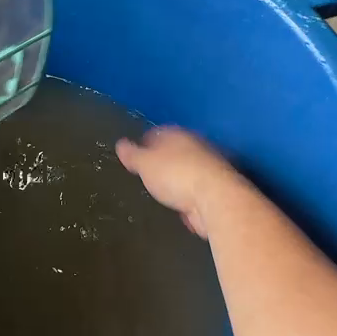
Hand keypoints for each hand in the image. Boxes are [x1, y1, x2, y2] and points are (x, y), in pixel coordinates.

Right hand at [114, 126, 250, 238]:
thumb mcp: (145, 163)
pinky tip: (177, 203)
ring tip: (159, 189)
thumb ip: (132, 154)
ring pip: (186, 169)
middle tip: (145, 172)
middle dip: (161, 159)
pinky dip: (186, 193)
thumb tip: (121, 144)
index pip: (158, 132)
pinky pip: (195, 188)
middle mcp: (196, 146)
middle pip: (174, 150)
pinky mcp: (215, 189)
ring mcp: (208, 168)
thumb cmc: (176, 175)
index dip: (144, 142)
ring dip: (175, 177)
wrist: (215, 199)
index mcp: (178, 135)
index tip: (133, 154)